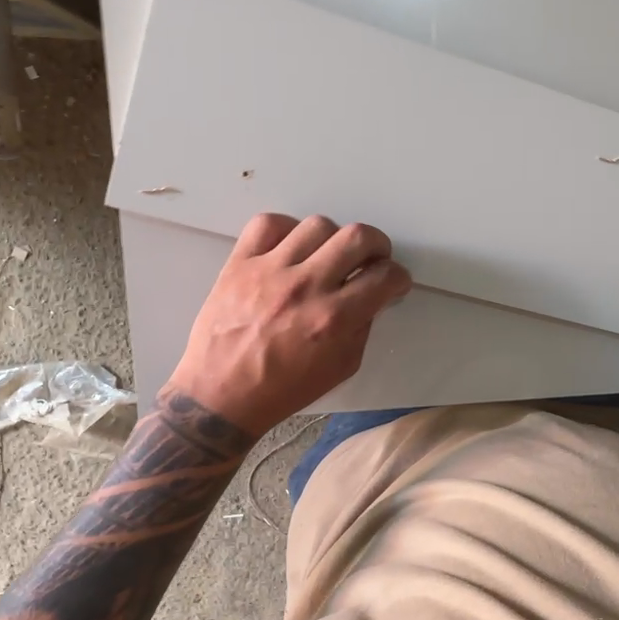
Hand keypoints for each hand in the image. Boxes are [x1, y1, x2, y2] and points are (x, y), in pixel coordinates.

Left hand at [166, 213, 411, 434]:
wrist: (221, 396)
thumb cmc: (284, 388)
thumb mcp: (342, 367)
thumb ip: (362, 327)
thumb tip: (372, 297)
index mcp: (334, 319)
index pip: (385, 276)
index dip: (398, 277)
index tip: (392, 282)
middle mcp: (306, 288)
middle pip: (357, 237)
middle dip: (376, 246)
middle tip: (370, 260)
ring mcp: (269, 271)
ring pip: (317, 225)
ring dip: (332, 239)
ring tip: (326, 257)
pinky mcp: (238, 264)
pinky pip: (267, 224)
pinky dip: (285, 230)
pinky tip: (289, 249)